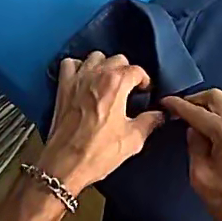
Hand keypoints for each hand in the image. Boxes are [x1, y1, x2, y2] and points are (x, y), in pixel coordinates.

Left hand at [42, 52, 164, 195]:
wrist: (65, 164)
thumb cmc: (97, 152)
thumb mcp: (132, 140)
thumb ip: (149, 122)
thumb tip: (159, 115)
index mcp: (116, 84)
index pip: (136, 70)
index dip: (144, 80)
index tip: (145, 90)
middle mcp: (96, 75)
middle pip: (117, 59)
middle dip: (126, 71)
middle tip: (129, 88)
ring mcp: (77, 79)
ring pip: (95, 57)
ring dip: (104, 65)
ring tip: (108, 81)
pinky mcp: (63, 87)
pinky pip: (70, 64)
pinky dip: (78, 67)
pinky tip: (83, 79)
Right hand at [163, 89, 221, 220]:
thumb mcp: (200, 176)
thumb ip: (194, 145)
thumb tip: (192, 129)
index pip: (197, 111)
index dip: (178, 105)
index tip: (166, 102)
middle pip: (217, 97)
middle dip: (196, 99)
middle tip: (182, 107)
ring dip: (215, 101)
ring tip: (202, 111)